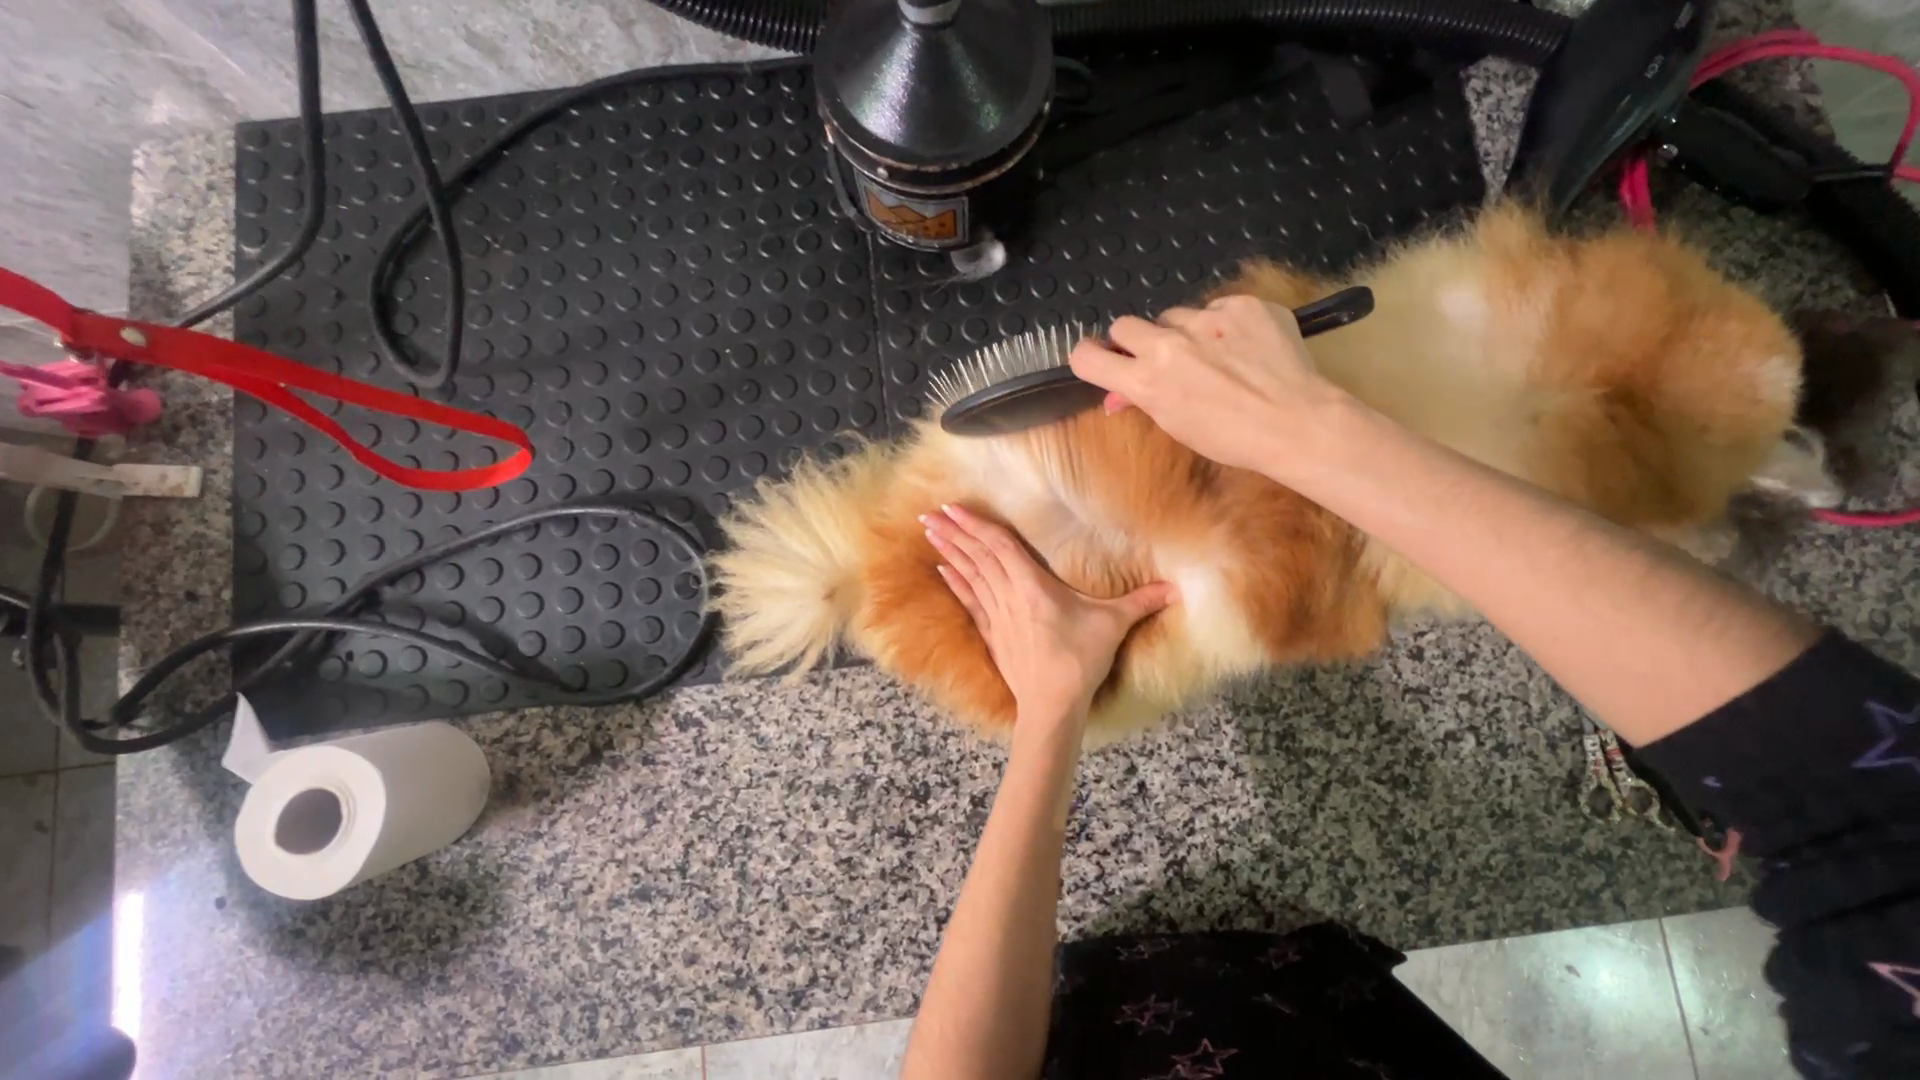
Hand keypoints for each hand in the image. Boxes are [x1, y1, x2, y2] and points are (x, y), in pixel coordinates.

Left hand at [922, 504, 1174, 735]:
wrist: (1052, 703)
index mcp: (1032, 584)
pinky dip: (955, 584)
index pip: (999, 546)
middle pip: (976, 556)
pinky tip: (941, 571)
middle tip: (928, 514)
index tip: (953, 507)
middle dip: (953, 533)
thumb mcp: (1113, 624)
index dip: (976, 524)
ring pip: (968, 575)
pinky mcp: (992, 635)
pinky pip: (969, 602)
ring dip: (948, 552)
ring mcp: (996, 615)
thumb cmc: (1080, 659)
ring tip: (928, 532)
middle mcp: (1008, 594)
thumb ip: (1141, 601)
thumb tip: (1176, 588)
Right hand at [1068, 294, 1354, 477]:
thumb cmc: (1232, 437)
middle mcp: (1168, 344)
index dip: (1089, 357)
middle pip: (1125, 325)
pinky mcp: (1241, 304)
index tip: (1101, 361)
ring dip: (1183, 332)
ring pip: (1174, 316)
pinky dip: (1223, 325)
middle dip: (1136, 341)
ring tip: (1214, 356)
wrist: (1297, 421)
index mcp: (1147, 382)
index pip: (1087, 356)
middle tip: (1161, 359)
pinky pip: (1217, 308)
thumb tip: (1119, 394)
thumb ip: (1143, 399)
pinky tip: (1244, 347)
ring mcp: (1206, 319)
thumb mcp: (1177, 425)